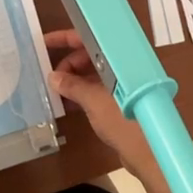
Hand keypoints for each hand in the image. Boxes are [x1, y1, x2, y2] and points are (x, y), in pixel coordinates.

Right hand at [44, 29, 153, 173]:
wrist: (148, 154)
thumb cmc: (124, 122)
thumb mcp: (93, 102)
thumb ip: (72, 86)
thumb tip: (53, 77)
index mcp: (119, 60)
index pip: (90, 39)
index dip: (66, 38)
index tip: (44, 43)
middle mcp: (122, 69)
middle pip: (90, 56)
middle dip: (68, 65)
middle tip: (51, 79)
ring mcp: (122, 86)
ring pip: (92, 75)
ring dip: (73, 81)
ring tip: (55, 92)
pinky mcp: (120, 103)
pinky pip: (96, 91)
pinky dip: (82, 94)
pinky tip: (66, 103)